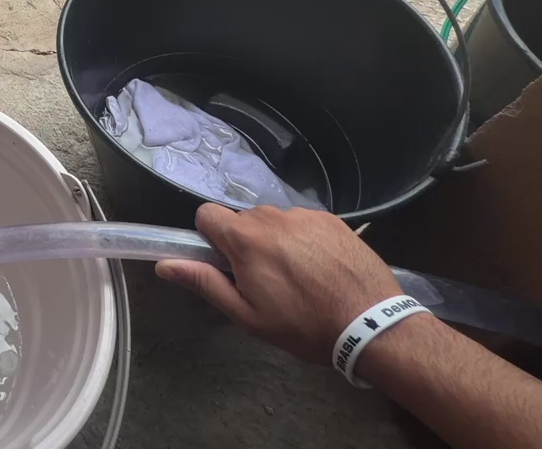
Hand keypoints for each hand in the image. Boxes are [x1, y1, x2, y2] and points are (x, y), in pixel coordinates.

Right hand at [156, 203, 402, 364]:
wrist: (378, 327)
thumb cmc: (306, 326)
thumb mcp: (248, 316)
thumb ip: (204, 283)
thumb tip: (163, 264)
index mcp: (243, 238)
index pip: (206, 214)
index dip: (211, 237)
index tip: (229, 262)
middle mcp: (268, 216)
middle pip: (241, 220)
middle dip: (247, 242)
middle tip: (269, 278)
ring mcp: (302, 215)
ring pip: (273, 220)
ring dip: (277, 239)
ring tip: (302, 274)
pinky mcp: (331, 219)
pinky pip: (302, 221)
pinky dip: (305, 238)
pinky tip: (323, 266)